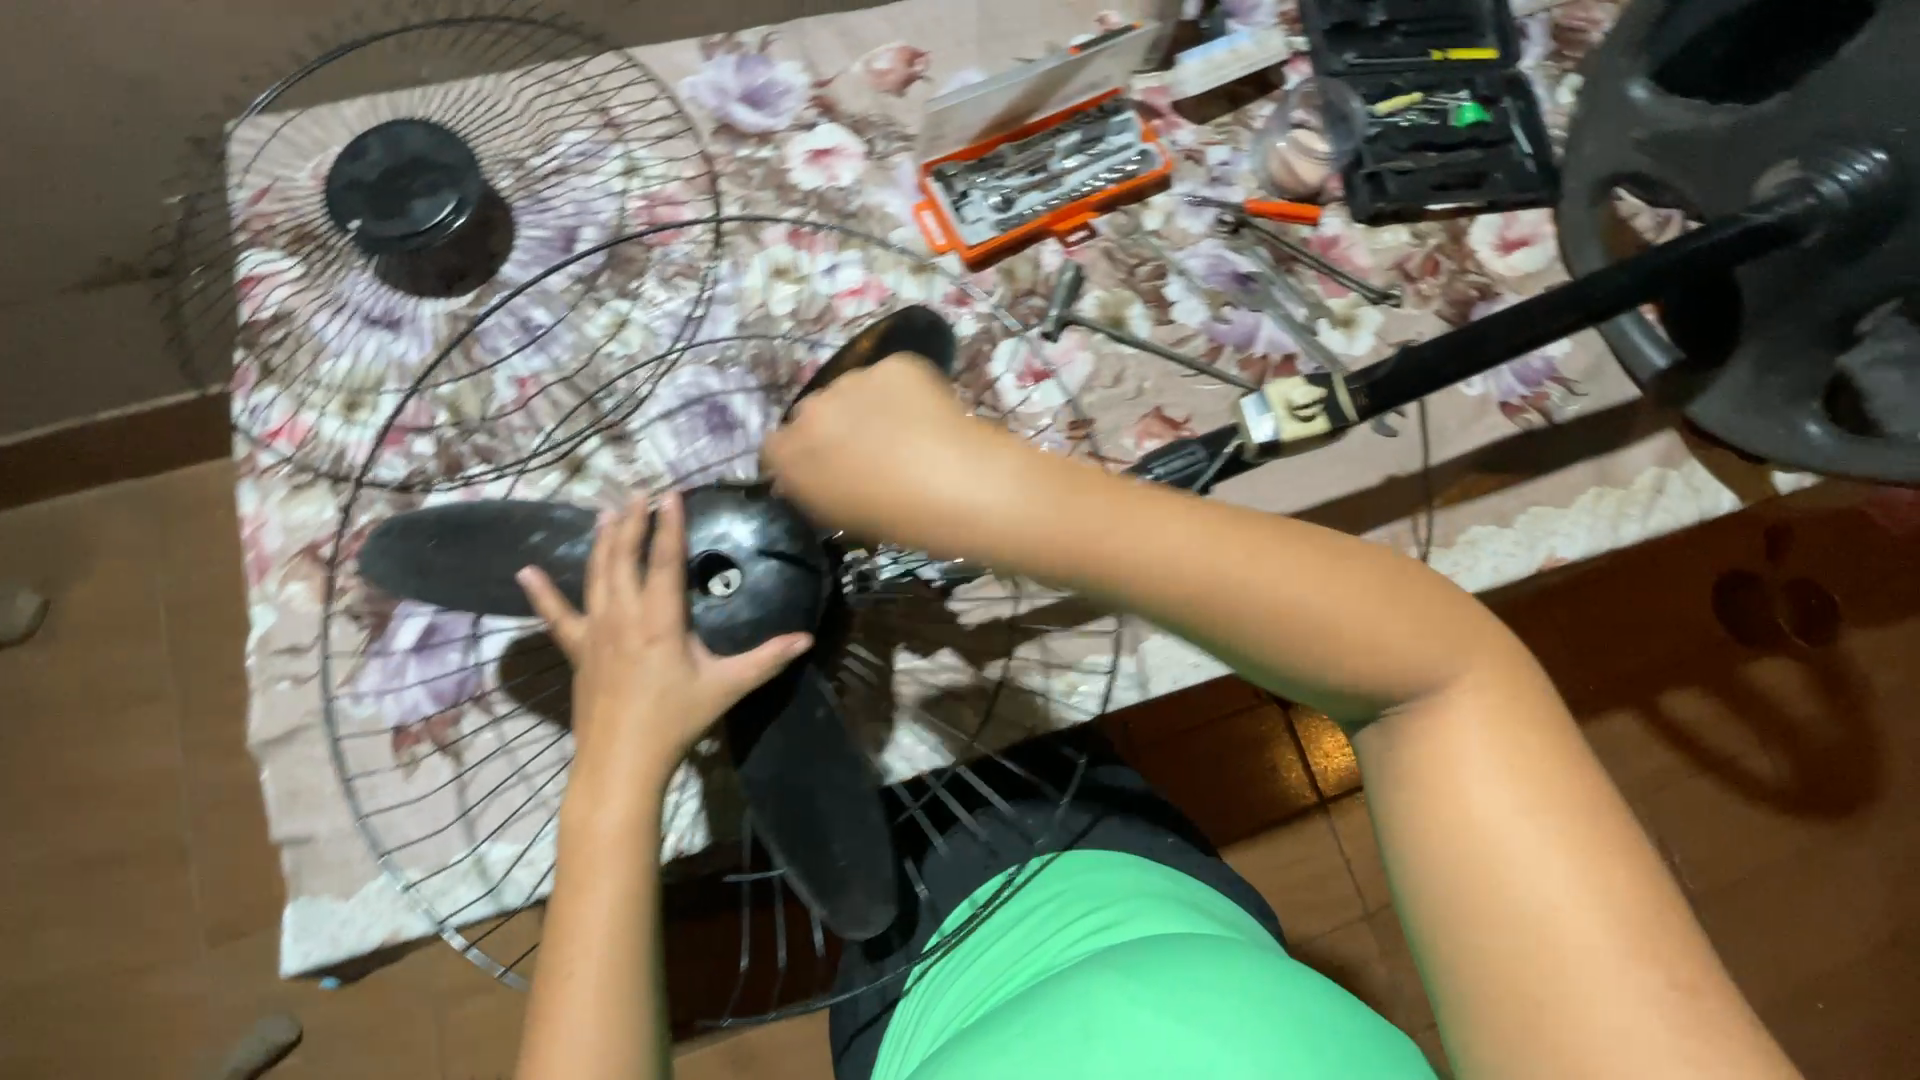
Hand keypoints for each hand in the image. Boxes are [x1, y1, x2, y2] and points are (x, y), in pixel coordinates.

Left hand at [516, 492, 812, 797]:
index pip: (664, 562)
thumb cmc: (676, 721)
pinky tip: (524, 571)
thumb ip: (767, 660)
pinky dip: (540, 593)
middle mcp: (623, 617)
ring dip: (601, 542)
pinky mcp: (577, 650)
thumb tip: (807, 640)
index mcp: (660, 621)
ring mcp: (595, 632)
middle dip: (631, 523)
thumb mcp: (727, 688)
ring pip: (595, 575)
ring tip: (606, 513)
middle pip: (623, 558)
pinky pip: (555, 615)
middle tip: (637, 493)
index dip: (669, 526)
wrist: (622, 761)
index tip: (670, 495)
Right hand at [764, 353, 1019, 548]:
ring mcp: (852, 378)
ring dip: (867, 406)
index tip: (826, 470)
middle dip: (832, 428)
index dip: (802, 457)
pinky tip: (927, 417)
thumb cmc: (898, 518)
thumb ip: (815, 490)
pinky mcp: (893, 363)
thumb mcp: (843, 516)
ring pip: (852, 390)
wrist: (956, 485)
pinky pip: (890, 376)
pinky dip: (903, 392)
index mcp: (789, 456)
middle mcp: (810, 409)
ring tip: (905, 433)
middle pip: (812, 413)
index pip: (776, 448)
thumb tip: (812, 479)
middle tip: (869, 452)